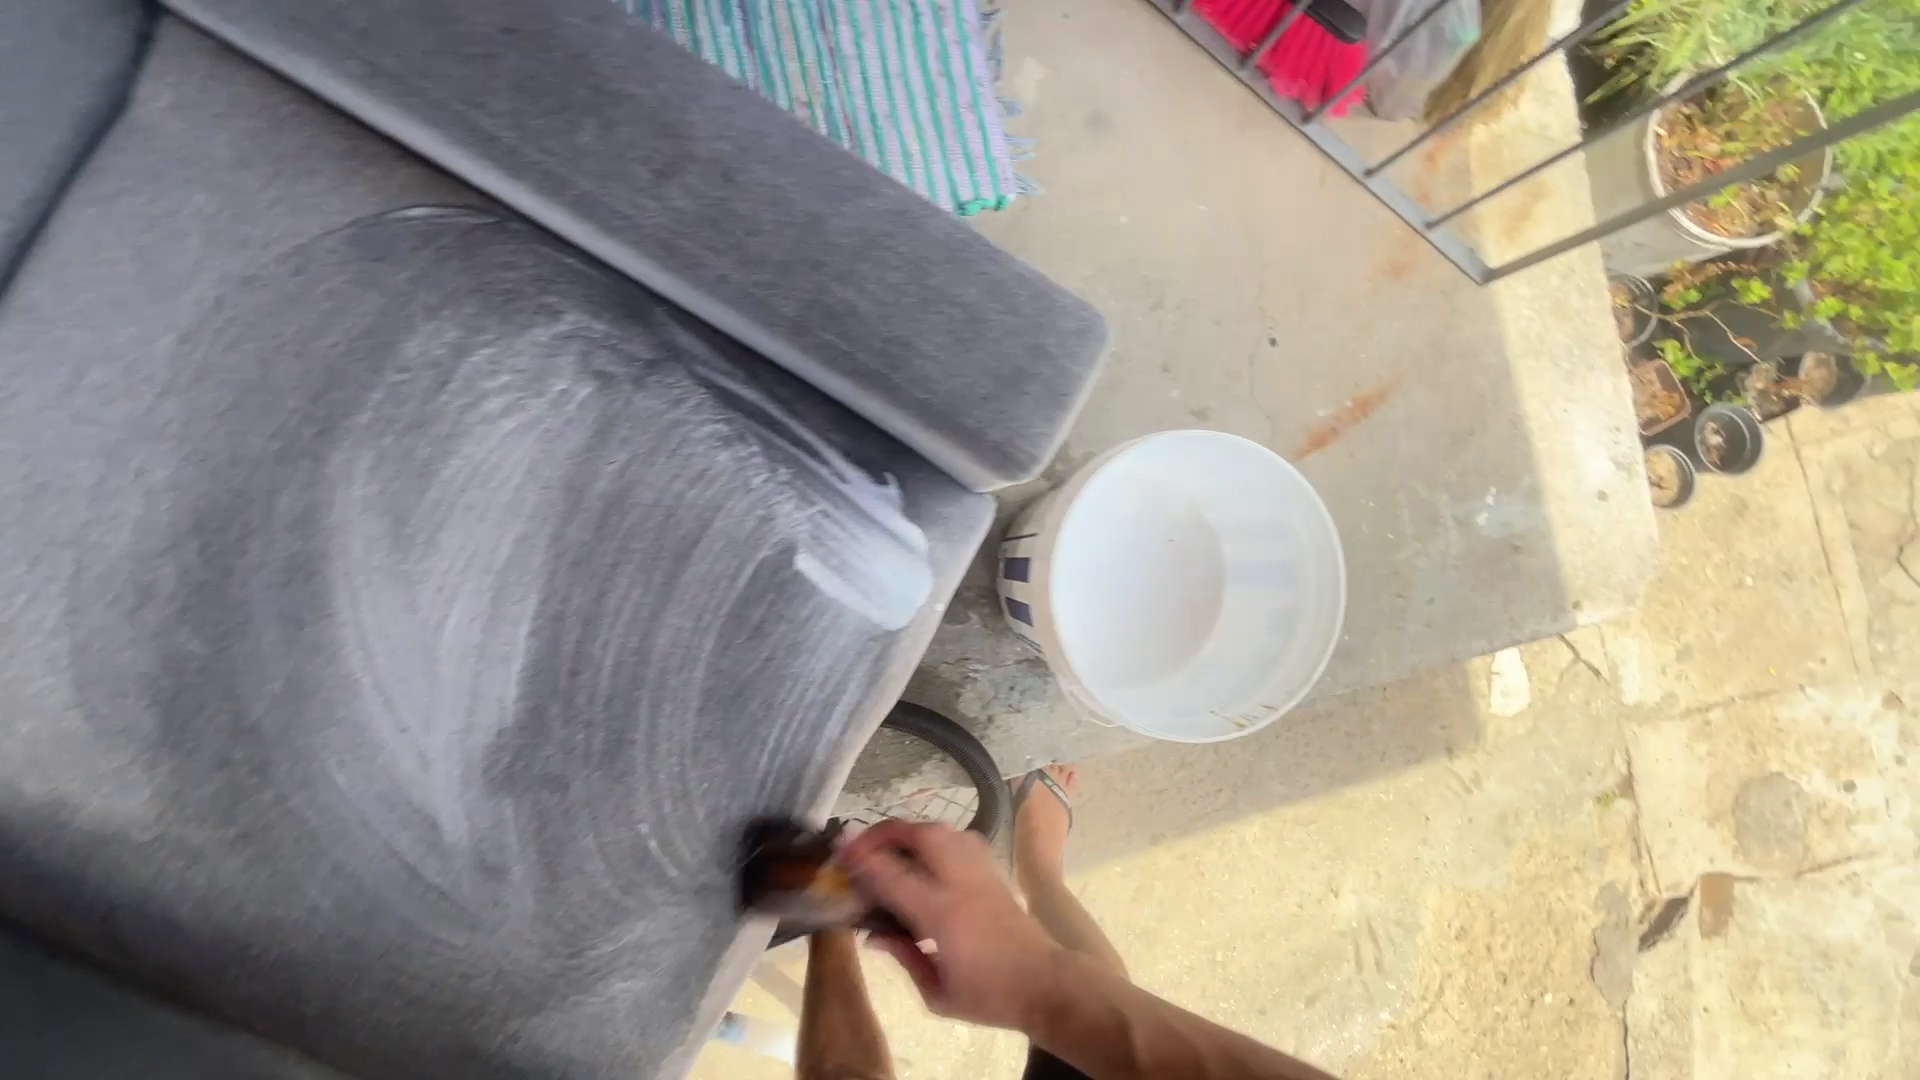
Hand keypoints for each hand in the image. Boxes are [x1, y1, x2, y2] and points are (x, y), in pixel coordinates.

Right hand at [837, 821, 1063, 1031]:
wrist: (1045, 980)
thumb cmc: (988, 995)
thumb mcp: (936, 993)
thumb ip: (903, 956)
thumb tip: (874, 934)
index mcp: (941, 913)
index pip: (892, 875)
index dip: (862, 859)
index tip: (839, 848)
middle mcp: (959, 879)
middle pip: (916, 834)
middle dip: (882, 832)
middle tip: (860, 845)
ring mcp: (979, 867)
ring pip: (937, 828)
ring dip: (906, 832)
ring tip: (886, 847)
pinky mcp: (992, 866)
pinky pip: (955, 836)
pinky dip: (932, 836)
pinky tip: (923, 855)